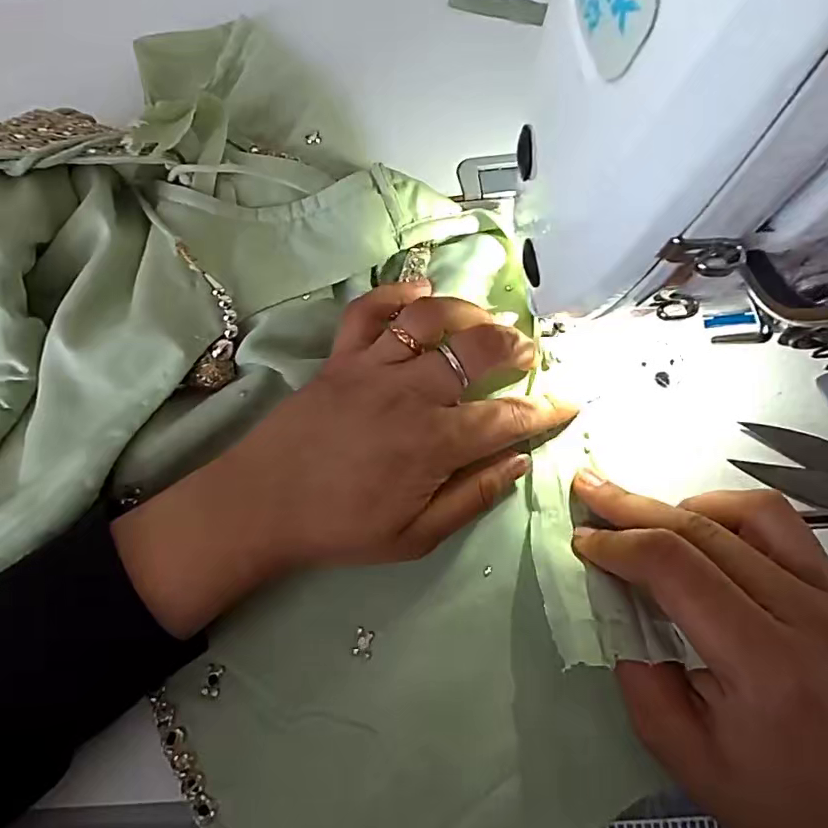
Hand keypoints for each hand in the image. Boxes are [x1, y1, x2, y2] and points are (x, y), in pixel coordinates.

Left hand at [114, 279, 577, 635]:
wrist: (261, 504)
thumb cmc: (339, 526)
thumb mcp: (414, 537)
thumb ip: (471, 497)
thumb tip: (518, 461)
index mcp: (431, 444)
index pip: (503, 418)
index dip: (541, 410)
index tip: (566, 403)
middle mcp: (408, 394)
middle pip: (476, 352)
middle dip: (514, 348)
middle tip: (528, 352)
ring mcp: (371, 368)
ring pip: (430, 320)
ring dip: (468, 311)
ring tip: (487, 318)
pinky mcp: (340, 357)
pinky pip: (369, 311)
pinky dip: (396, 293)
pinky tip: (421, 290)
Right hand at [570, 472, 827, 827]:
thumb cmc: (787, 816)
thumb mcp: (686, 756)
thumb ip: (637, 674)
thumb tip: (614, 603)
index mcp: (768, 667)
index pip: (677, 567)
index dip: (619, 544)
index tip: (584, 540)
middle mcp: (812, 620)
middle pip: (706, 529)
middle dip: (635, 506)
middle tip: (592, 490)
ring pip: (753, 513)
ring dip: (688, 504)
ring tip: (648, 514)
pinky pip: (789, 532)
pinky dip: (734, 516)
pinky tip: (705, 530)